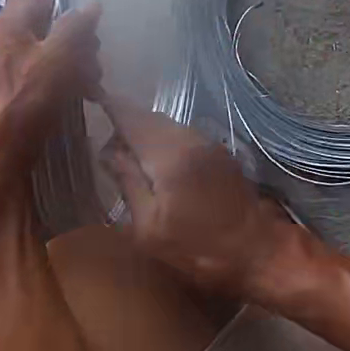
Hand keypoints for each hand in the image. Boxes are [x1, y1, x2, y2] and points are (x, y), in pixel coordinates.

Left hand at [0, 0, 100, 228]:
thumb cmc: (26, 102)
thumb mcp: (58, 58)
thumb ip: (76, 27)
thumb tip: (92, 3)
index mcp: (3, 25)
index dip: (66, 8)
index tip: (90, 30)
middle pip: (45, 26)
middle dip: (77, 42)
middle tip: (95, 63)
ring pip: (45, 53)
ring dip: (74, 64)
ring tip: (92, 86)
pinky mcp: (5, 92)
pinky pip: (38, 75)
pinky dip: (61, 81)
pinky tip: (79, 99)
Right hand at [96, 93, 305, 297]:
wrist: (258, 252)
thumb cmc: (198, 250)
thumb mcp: (149, 227)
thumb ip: (128, 182)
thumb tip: (108, 151)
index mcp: (170, 155)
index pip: (132, 117)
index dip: (111, 106)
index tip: (92, 98)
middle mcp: (191, 138)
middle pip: (150, 117)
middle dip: (126, 123)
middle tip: (105, 143)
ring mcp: (209, 143)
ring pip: (168, 125)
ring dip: (146, 133)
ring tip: (128, 156)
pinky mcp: (220, 152)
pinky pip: (184, 136)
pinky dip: (164, 141)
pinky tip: (157, 163)